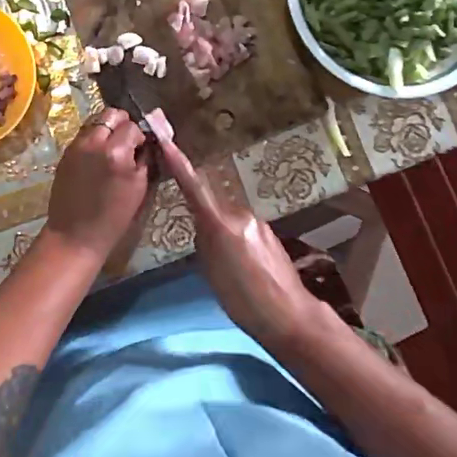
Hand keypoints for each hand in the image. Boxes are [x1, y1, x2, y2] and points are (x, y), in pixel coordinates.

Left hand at [44, 109, 149, 260]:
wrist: (75, 236)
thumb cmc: (114, 216)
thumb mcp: (139, 186)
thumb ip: (145, 158)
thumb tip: (149, 142)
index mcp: (115, 152)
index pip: (133, 126)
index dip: (141, 136)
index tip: (143, 150)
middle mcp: (93, 142)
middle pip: (111, 114)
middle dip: (123, 124)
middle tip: (129, 143)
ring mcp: (75, 147)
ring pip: (95, 121)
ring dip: (107, 130)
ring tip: (113, 150)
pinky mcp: (65, 155)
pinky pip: (84, 135)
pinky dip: (94, 140)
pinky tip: (99, 159)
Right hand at [154, 135, 329, 350]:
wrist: (288, 314)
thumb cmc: (243, 301)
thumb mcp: (211, 274)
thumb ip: (204, 242)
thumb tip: (202, 225)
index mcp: (224, 225)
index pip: (195, 189)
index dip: (180, 165)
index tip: (168, 143)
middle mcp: (242, 215)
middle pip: (213, 207)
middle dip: (204, 221)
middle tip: (206, 257)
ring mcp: (258, 222)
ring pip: (228, 220)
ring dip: (221, 235)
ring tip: (226, 271)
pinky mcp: (269, 233)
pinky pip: (242, 230)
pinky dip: (235, 242)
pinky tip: (241, 268)